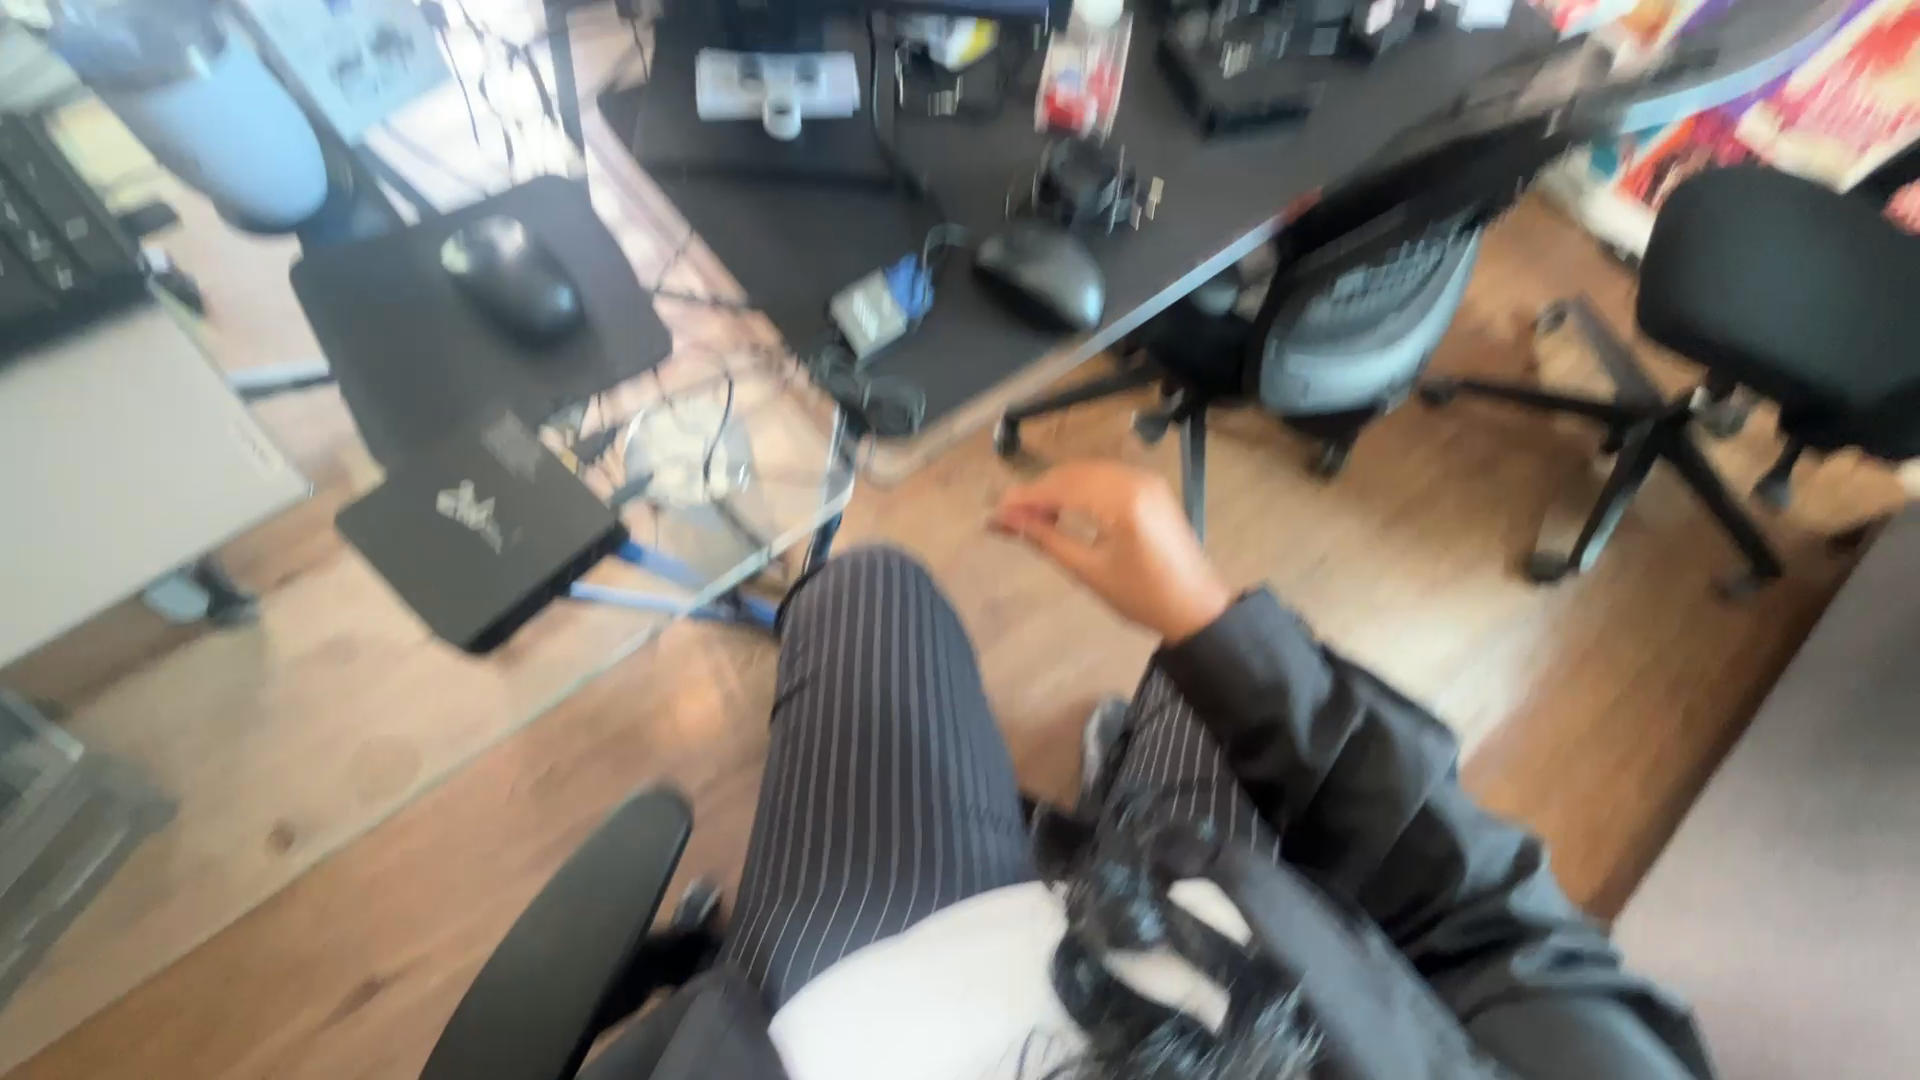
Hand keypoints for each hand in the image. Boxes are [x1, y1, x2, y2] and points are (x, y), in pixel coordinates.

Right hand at [991, 461, 1232, 642]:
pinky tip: (1062, 509)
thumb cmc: (1142, 597)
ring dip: (1055, 488)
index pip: (1061, 488)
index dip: (1024, 498)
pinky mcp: (1150, 486)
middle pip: (1071, 473)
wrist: (1196, 607)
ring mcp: (1145, 479)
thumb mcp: (1088, 570)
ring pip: (1085, 472)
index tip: (995, 512)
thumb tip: (1004, 520)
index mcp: (1123, 502)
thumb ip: (1045, 538)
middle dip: (1037, 492)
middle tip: (1007, 517)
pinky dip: (1078, 488)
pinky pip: (1104, 476)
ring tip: (1031, 517)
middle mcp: (1135, 480)